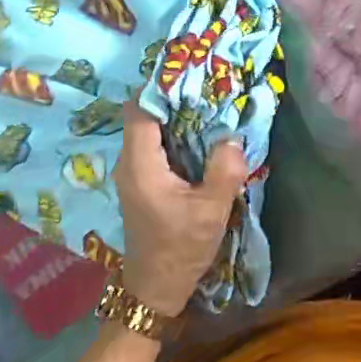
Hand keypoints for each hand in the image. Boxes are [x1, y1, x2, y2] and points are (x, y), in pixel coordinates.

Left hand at [114, 96, 249, 315]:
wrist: (155, 286)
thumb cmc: (180, 249)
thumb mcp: (211, 211)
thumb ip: (223, 171)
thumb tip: (232, 138)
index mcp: (140, 164)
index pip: (140, 109)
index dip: (161, 87)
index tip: (192, 75)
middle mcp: (128, 163)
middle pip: (142, 116)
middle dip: (171, 99)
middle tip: (206, 88)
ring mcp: (131, 173)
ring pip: (147, 131)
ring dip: (173, 118)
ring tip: (207, 107)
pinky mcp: (139, 182)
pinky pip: (151, 147)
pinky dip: (171, 136)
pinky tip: (198, 137)